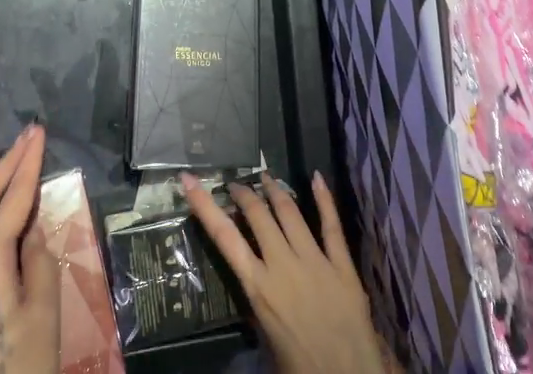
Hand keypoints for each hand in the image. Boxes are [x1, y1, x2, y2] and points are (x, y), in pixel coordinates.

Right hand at [181, 171, 386, 373]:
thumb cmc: (299, 366)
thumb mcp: (265, 337)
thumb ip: (257, 304)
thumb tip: (252, 281)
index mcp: (258, 287)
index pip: (224, 237)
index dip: (205, 205)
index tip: (190, 180)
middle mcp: (282, 265)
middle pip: (258, 216)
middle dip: (244, 194)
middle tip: (237, 184)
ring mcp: (314, 260)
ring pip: (290, 213)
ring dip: (275, 191)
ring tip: (266, 178)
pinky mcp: (342, 264)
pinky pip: (331, 225)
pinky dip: (324, 199)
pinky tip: (317, 178)